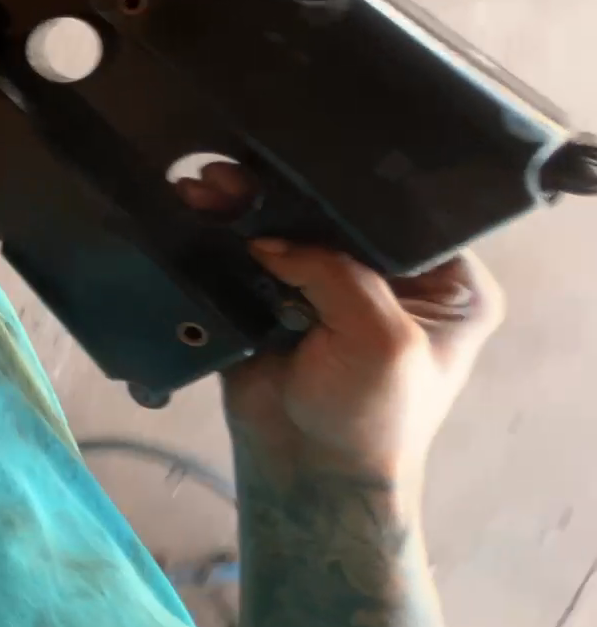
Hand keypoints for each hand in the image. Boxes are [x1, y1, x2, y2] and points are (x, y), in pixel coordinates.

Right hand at [178, 164, 504, 488]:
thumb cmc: (370, 411)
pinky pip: (238, 256)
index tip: (287, 166)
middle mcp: (377, 277)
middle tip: (225, 176)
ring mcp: (316, 286)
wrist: (303, 460)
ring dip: (234, 210)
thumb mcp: (380, 340)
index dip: (339, 192)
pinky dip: (213, 235)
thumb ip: (335, 276)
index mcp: (437, 284)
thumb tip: (264, 240)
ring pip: (273, 232)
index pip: (390, 218)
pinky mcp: (264, 296)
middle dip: (272, 195)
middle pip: (321, 218)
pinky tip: (189, 211)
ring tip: (197, 189)